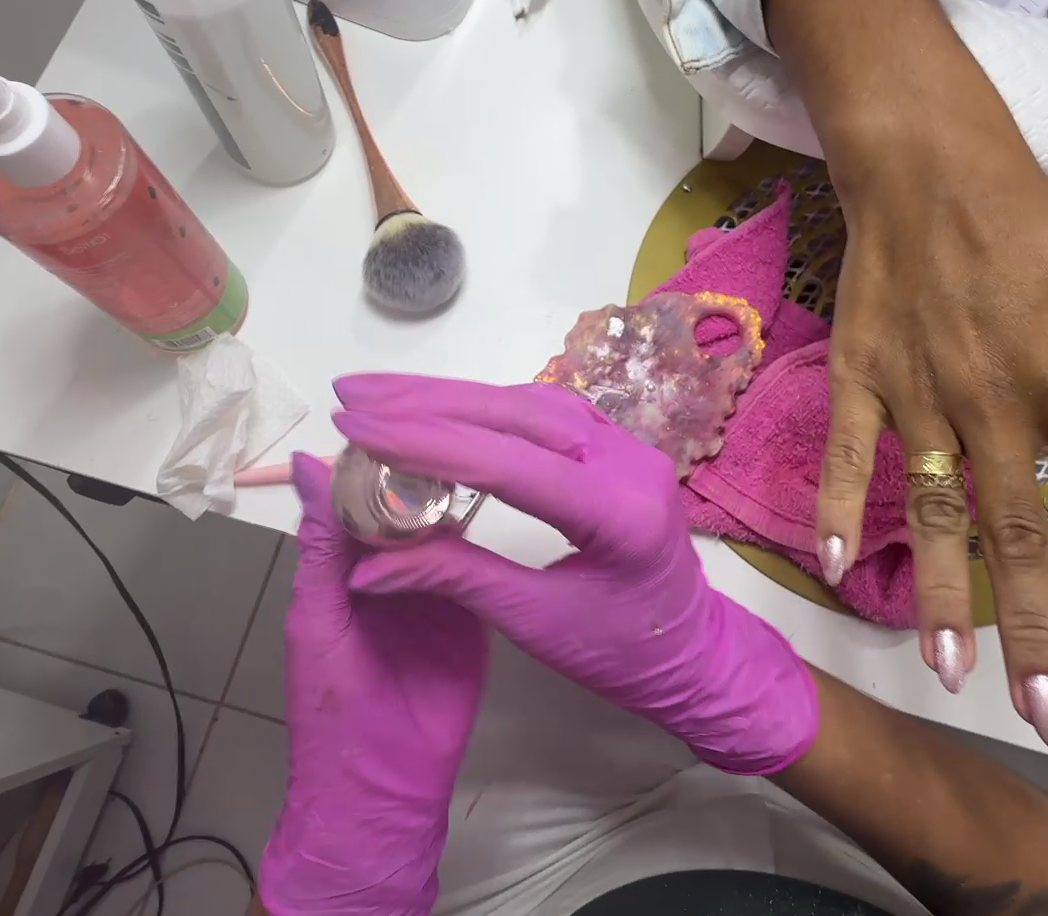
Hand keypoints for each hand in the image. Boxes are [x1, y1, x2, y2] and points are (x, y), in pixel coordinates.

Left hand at [259, 454, 487, 915]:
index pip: (359, 495)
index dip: (374, 458)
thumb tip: (307, 461)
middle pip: (407, 504)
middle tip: (448, 422)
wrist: (385, 782)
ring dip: (454, 495)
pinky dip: (484, 535)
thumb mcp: (318, 617)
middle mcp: (393, 566)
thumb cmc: (333, 702)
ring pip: (445, 527)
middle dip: (421, 469)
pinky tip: (504, 496)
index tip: (394, 409)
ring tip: (479, 444)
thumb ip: (321, 544)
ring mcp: (438, 585)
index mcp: (347, 563)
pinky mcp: (474, 606)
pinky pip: (479, 563)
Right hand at [331, 375, 818, 775]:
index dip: (424, 441)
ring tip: (380, 395)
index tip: (354, 425)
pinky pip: (543, 412)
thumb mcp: (537, 624)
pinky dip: (485, 406)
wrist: (695, 652)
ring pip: (528, 401)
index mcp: (619, 511)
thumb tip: (365, 564)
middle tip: (352, 392)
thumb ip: (455, 576)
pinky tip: (442, 405)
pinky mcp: (615, 445)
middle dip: (425, 401)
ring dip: (451, 395)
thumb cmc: (624, 654)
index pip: (507, 461)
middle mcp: (629, 461)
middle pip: (516, 412)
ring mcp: (627, 446)